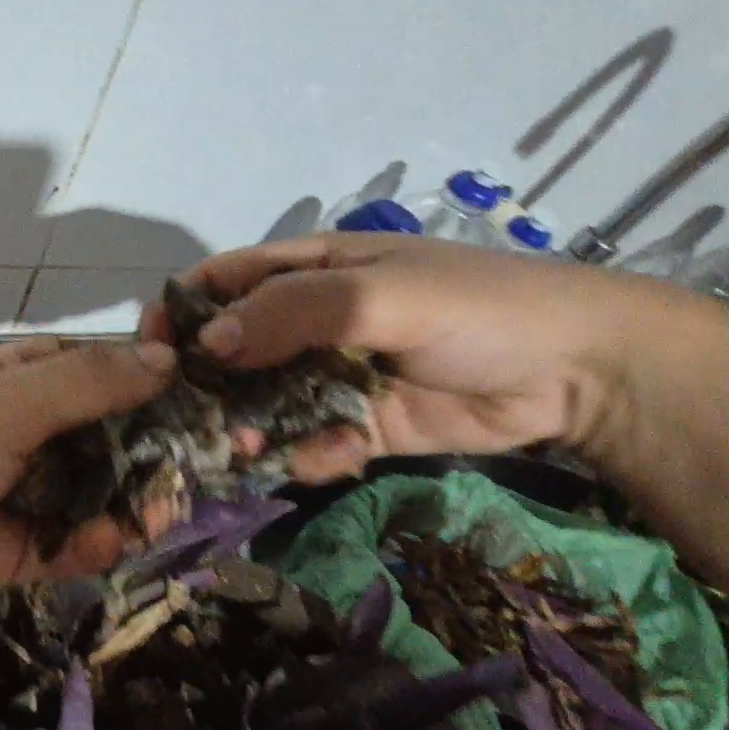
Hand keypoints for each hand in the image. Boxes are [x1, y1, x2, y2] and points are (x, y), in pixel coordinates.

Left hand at [0, 337, 176, 632]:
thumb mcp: (2, 404)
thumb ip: (85, 384)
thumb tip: (164, 356)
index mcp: (5, 381)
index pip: (89, 370)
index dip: (142, 382)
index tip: (204, 401)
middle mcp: (9, 433)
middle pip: (94, 439)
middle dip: (144, 455)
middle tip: (199, 475)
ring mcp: (3, 494)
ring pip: (82, 497)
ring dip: (122, 505)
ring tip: (161, 517)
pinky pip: (56, 546)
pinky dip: (86, 546)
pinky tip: (110, 544)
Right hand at [142, 235, 636, 482]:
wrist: (579, 372)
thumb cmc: (477, 306)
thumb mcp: (381, 293)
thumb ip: (294, 312)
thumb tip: (207, 344)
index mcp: (309, 271)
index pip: (223, 281)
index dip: (180, 308)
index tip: (149, 348)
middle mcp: (309, 324)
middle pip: (232, 350)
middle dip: (208, 383)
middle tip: (191, 418)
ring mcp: (331, 377)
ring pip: (263, 403)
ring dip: (251, 428)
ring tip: (255, 450)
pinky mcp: (357, 426)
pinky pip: (310, 443)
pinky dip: (309, 455)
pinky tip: (330, 458)